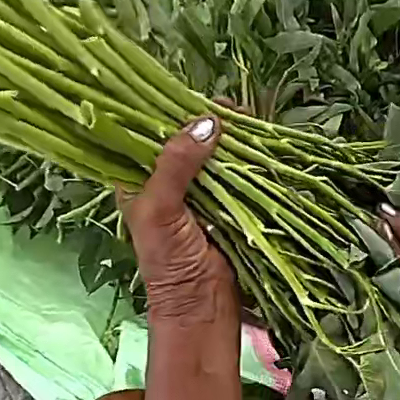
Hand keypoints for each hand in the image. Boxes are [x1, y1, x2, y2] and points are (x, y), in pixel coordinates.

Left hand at [120, 116, 235, 324]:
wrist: (202, 302)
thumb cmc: (168, 260)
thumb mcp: (161, 208)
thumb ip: (177, 165)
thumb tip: (207, 123)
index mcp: (139, 177)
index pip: (150, 132)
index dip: (170, 111)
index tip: (195, 97)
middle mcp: (169, 180)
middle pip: (187, 139)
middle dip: (208, 121)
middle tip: (233, 108)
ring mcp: (201, 191)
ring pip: (215, 154)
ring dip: (233, 139)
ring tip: (251, 120)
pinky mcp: (229, 203)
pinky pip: (238, 174)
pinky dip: (249, 160)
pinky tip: (260, 145)